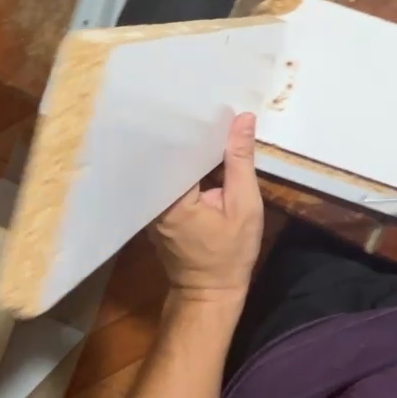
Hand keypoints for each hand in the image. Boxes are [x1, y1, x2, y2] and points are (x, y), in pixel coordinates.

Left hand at [149, 112, 263, 304]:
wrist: (212, 293)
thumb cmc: (230, 253)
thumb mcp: (244, 204)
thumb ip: (240, 161)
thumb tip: (242, 120)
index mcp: (171, 198)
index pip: (173, 149)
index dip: (190, 126)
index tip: (206, 104)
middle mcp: (152, 198)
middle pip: (167, 155)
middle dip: (188, 132)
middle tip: (207, 106)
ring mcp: (151, 206)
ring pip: (168, 165)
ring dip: (187, 148)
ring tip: (205, 121)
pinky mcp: (158, 210)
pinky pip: (169, 178)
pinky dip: (185, 164)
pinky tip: (201, 151)